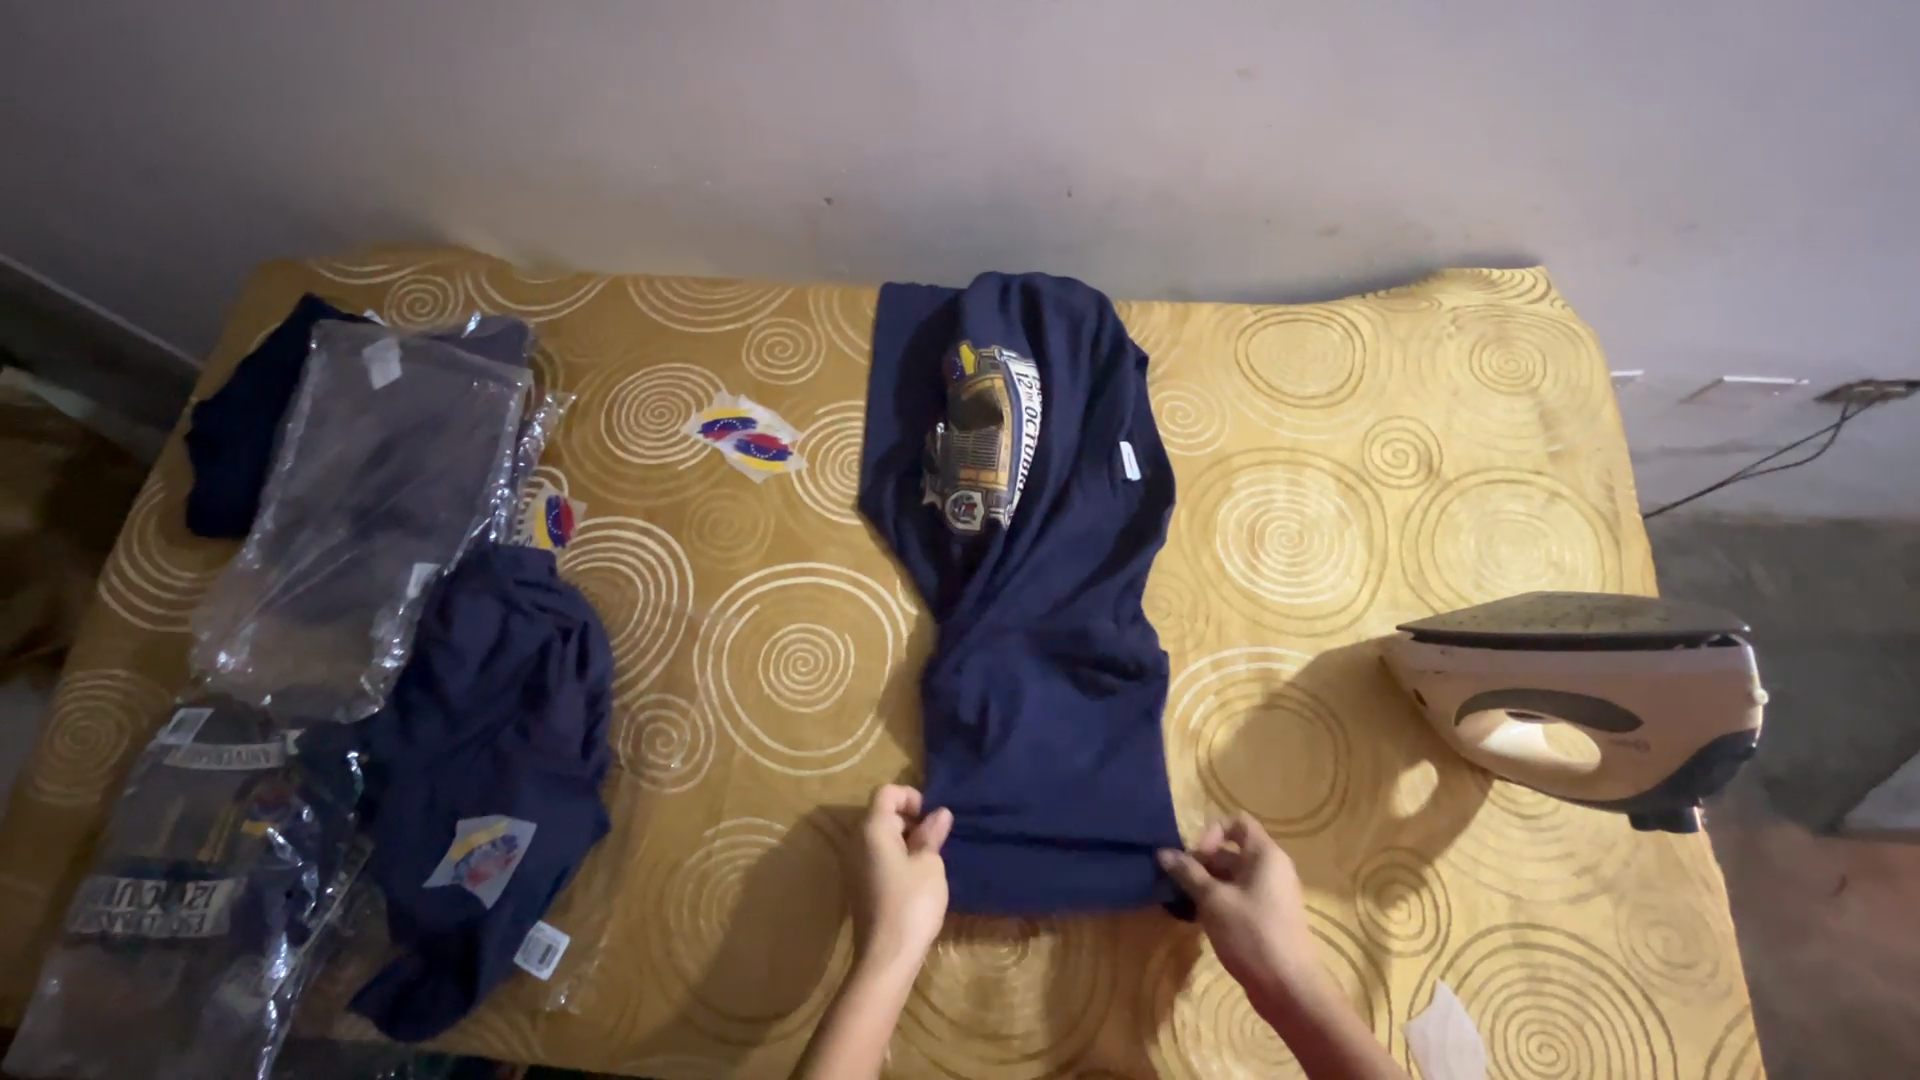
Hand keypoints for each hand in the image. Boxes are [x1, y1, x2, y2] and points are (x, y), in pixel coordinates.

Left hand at [851, 784, 952, 975]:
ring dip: (905, 840)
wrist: (886, 957)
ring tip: (928, 861)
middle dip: (910, 820)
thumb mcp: (929, 864)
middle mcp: (856, 841)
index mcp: (872, 829)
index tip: (931, 818)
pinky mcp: (858, 884)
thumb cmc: (912, 903)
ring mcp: (853, 864)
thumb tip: (940, 813)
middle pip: (882, 813)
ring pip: (880, 836)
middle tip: (935, 842)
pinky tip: (915, 879)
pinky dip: (896, 858)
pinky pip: (877, 856)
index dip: (911, 797)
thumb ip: (932, 834)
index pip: (887, 792)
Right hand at [1157, 814, 1329, 1005]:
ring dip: (1207, 885)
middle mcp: (1272, 869)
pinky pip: (1239, 897)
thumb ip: (1188, 872)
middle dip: (1202, 863)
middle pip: (1231, 851)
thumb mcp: (1213, 900)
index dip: (1212, 832)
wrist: (1289, 989)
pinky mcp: (1268, 918)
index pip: (1237, 822)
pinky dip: (1219, 902)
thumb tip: (1163, 852)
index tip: (1197, 858)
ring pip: (1233, 877)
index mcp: (1265, 854)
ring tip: (1185, 902)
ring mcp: (1271, 895)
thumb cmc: (1251, 933)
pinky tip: (1198, 919)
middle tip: (1181, 883)